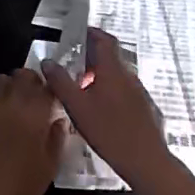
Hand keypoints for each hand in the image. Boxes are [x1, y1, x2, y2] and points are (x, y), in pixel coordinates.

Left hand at [0, 69, 65, 194]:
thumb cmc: (23, 185)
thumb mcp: (50, 165)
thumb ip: (56, 137)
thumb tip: (58, 120)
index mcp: (35, 113)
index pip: (46, 86)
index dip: (51, 90)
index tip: (53, 99)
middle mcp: (12, 101)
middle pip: (22, 75)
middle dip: (31, 82)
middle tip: (35, 98)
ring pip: (1, 79)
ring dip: (11, 86)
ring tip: (15, 103)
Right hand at [41, 29, 174, 187]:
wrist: (146, 162)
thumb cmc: (109, 131)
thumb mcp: (77, 107)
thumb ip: (61, 82)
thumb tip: (48, 62)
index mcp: (113, 70)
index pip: (104, 40)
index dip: (91, 33)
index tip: (76, 33)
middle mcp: (128, 76)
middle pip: (109, 57)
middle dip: (89, 57)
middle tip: (70, 65)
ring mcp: (138, 92)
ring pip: (115, 75)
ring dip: (98, 75)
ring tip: (79, 88)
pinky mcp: (143, 108)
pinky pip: (122, 89)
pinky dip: (107, 89)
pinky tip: (97, 109)